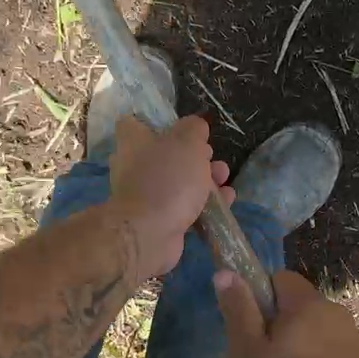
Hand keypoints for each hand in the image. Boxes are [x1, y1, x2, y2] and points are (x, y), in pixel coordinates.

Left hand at [108, 115, 231, 275]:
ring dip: (205, 180)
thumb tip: (195, 127)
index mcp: (132, 142)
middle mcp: (133, 167)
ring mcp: (145, 196)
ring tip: (224, 180)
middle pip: (166, 154)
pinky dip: (204, 204)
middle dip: (196, 156)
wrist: (149, 233)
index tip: (183, 129)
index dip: (158, 123)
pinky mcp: (157, 220)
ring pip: (177, 182)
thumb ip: (194, 129)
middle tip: (213, 158)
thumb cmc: (167, 179)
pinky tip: (226, 202)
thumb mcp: (187, 142)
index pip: (134, 123)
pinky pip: (183, 207)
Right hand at [214, 268, 358, 357]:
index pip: (281, 278)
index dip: (262, 297)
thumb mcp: (249, 352)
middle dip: (282, 325)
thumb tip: (226, 272)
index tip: (254, 328)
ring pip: (319, 330)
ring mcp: (355, 337)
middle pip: (300, 306)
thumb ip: (238, 310)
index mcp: (306, 303)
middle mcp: (335, 311)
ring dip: (304, 346)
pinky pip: (337, 352)